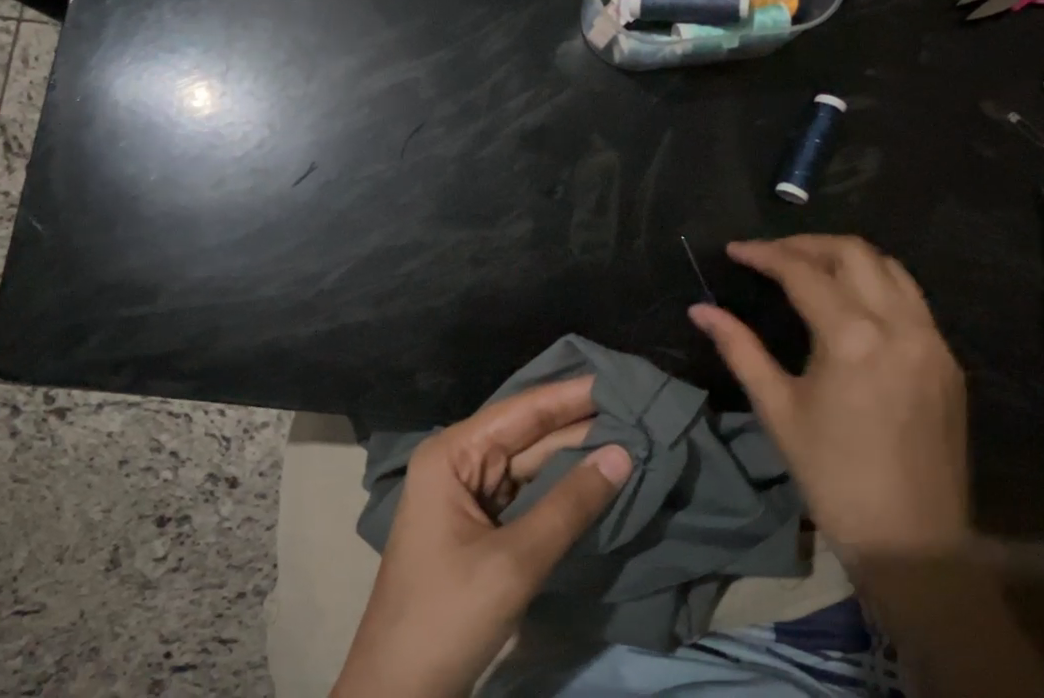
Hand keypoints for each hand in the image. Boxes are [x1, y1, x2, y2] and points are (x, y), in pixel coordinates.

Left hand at [332, 377, 632, 697]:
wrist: (402, 688)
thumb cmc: (448, 613)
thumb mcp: (515, 559)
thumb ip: (571, 504)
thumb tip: (624, 453)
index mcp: (452, 455)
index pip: (522, 411)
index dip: (573, 395)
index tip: (622, 377)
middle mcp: (459, 463)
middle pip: (528, 434)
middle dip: (581, 425)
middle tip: (640, 411)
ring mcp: (469, 495)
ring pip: (532, 464)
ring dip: (576, 455)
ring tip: (633, 437)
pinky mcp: (482, 526)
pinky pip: (528, 493)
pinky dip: (563, 486)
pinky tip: (600, 477)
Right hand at [688, 236, 968, 559]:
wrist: (911, 537)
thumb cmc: (832, 477)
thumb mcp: (777, 410)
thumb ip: (740, 349)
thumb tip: (700, 310)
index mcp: (853, 337)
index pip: (803, 272)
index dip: (765, 254)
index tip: (735, 250)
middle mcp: (900, 325)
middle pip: (853, 253)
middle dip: (806, 244)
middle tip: (769, 254)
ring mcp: (932, 340)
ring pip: (890, 268)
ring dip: (846, 258)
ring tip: (807, 267)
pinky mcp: (948, 359)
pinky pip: (912, 299)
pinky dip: (877, 284)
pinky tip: (851, 302)